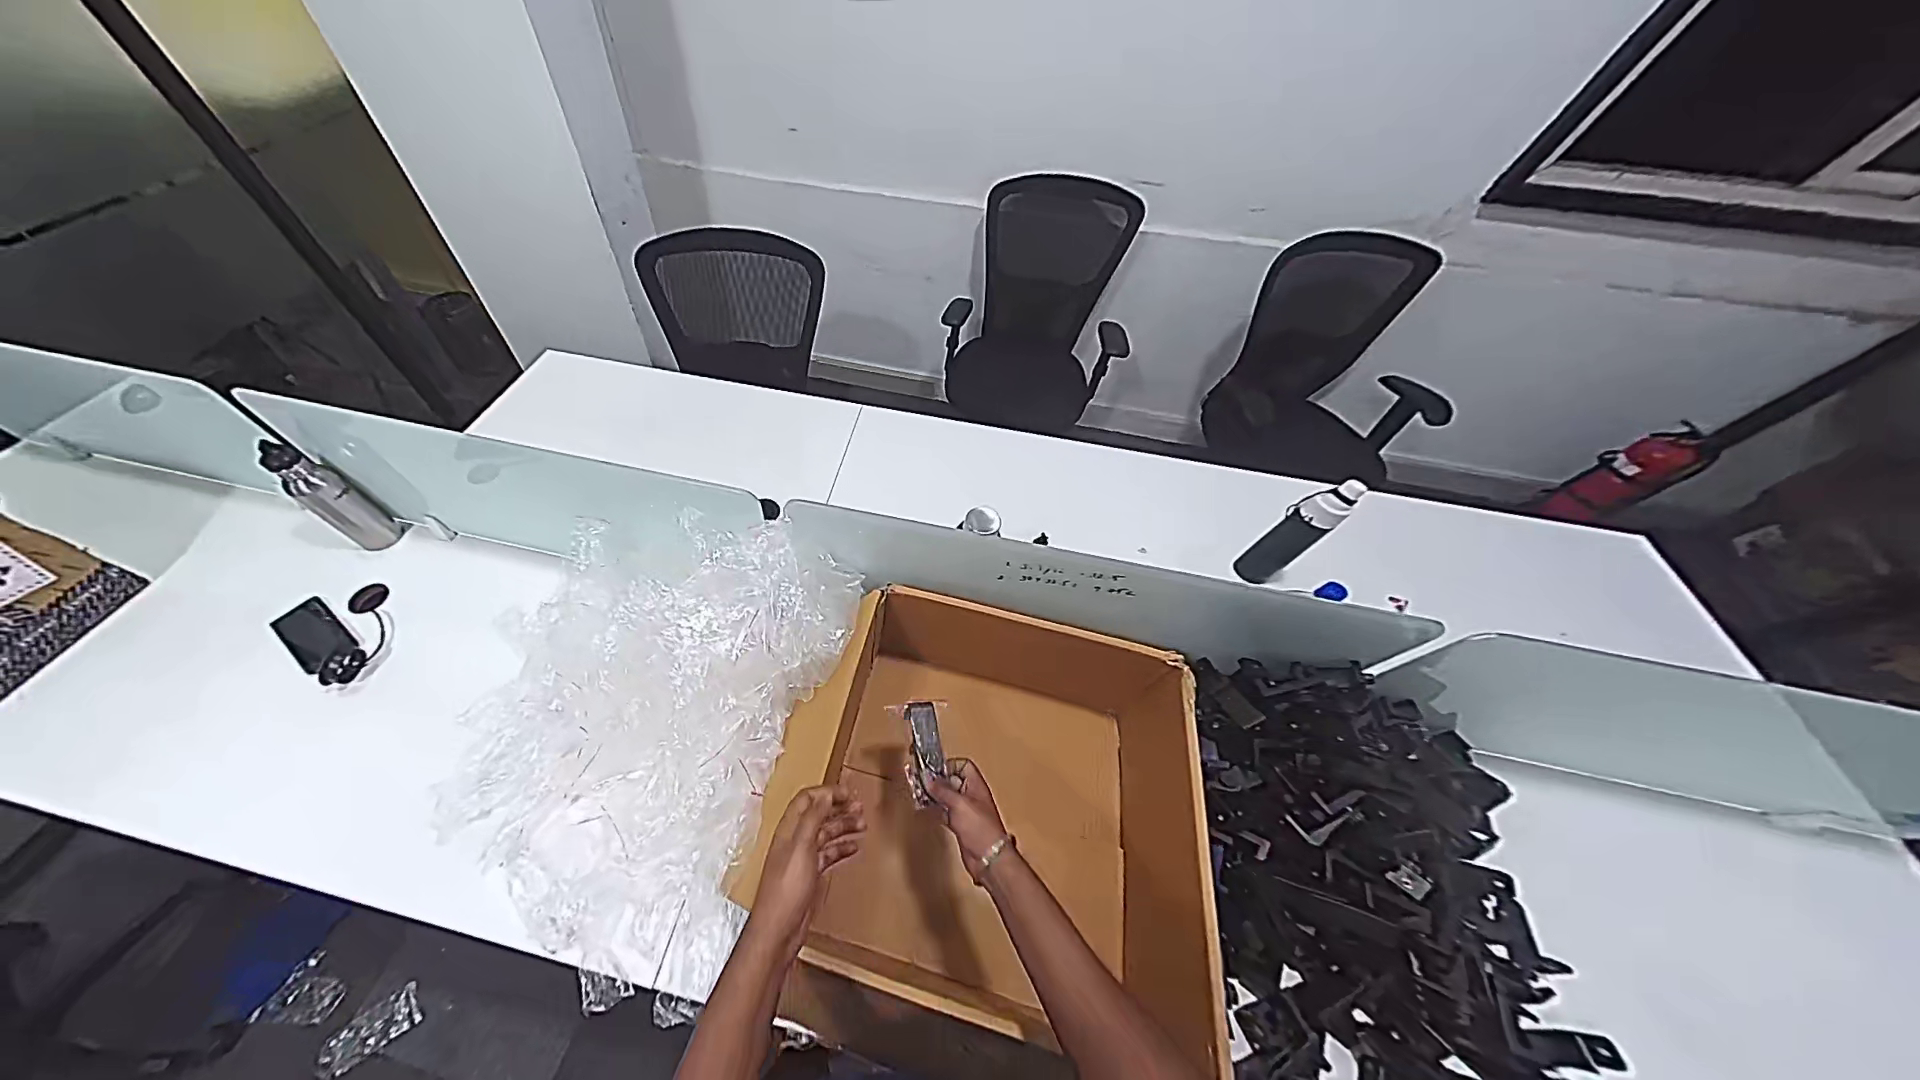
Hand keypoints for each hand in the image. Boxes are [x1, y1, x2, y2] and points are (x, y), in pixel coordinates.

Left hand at [750, 784, 864, 955]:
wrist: (779, 929)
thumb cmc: (788, 887)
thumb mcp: (801, 847)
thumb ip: (813, 819)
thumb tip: (825, 795)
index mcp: (789, 830)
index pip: (807, 799)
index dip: (826, 793)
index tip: (848, 793)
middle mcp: (795, 840)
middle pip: (818, 815)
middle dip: (839, 808)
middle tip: (860, 808)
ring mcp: (802, 858)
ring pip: (826, 834)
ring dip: (843, 827)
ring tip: (863, 825)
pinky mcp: (810, 875)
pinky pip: (828, 854)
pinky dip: (841, 848)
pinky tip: (854, 847)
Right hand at [927, 759, 1010, 884]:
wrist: (988, 857)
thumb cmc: (979, 827)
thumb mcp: (959, 804)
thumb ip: (943, 790)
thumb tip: (929, 779)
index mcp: (976, 785)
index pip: (963, 766)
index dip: (948, 766)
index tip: (933, 771)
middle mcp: (971, 795)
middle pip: (953, 781)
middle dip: (938, 781)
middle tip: (921, 781)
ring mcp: (965, 810)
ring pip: (947, 797)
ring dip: (934, 795)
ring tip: (919, 794)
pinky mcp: (959, 824)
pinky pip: (945, 812)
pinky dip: (936, 809)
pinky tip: (925, 809)